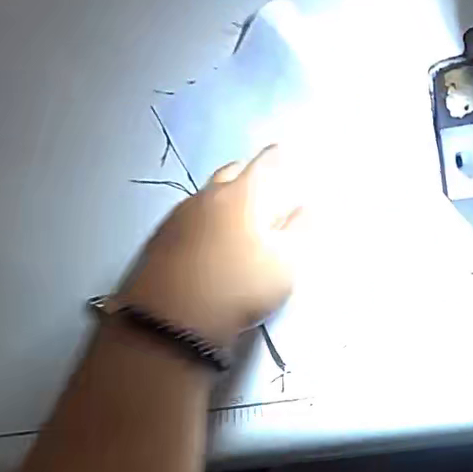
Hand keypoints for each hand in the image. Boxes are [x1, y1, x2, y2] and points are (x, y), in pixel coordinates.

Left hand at [122, 146, 301, 348]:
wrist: (174, 318)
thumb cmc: (241, 287)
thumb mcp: (286, 264)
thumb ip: (302, 231)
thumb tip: (310, 207)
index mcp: (243, 195)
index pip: (267, 163)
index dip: (282, 157)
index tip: (291, 154)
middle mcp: (209, 195)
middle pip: (233, 172)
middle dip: (252, 173)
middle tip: (267, 186)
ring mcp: (181, 215)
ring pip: (210, 194)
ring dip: (228, 197)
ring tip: (241, 215)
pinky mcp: (162, 238)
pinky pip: (192, 216)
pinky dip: (209, 219)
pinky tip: (213, 240)